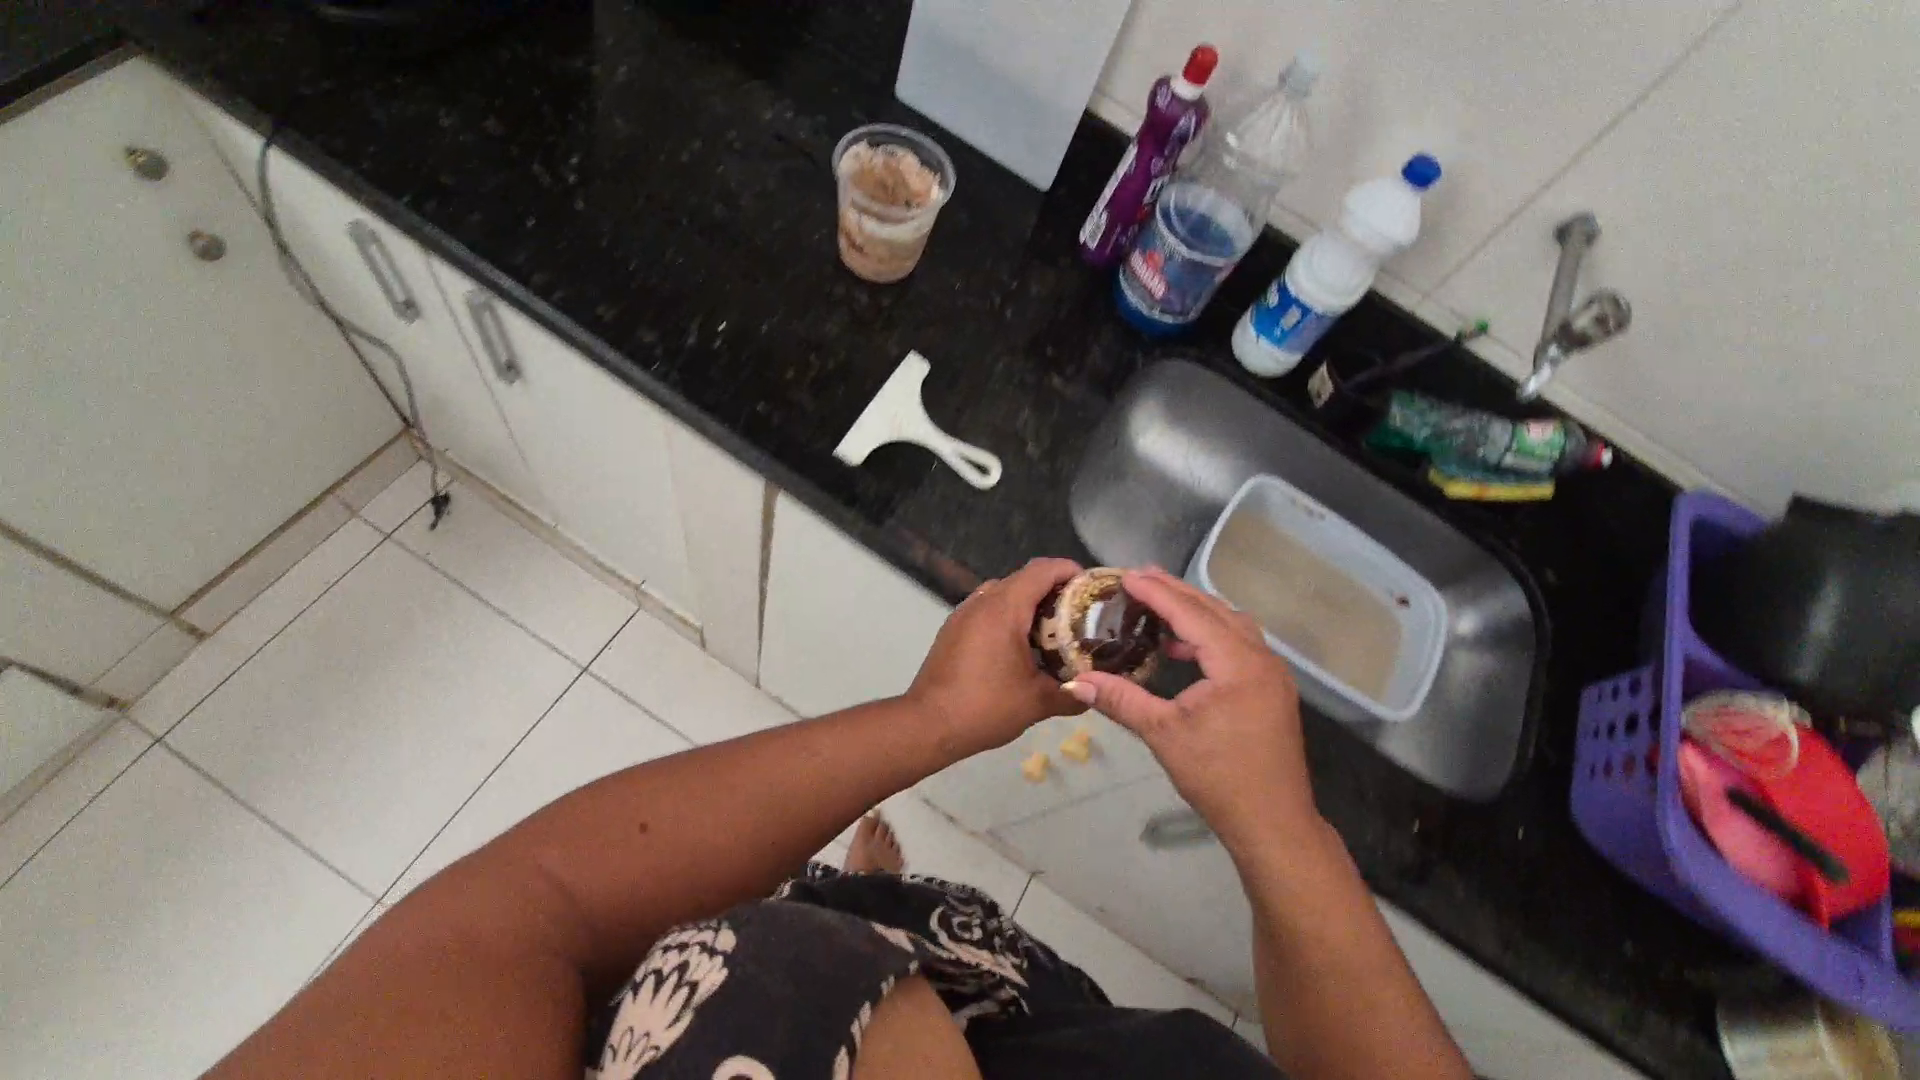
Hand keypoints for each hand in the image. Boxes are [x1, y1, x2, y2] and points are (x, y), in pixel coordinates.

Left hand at [907, 558, 1087, 752]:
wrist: (928, 724)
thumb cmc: (985, 707)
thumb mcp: (1037, 702)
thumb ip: (1071, 694)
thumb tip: (1094, 692)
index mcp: (1004, 609)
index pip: (1042, 570)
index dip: (1069, 571)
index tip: (1090, 586)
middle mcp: (981, 602)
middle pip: (1023, 578)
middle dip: (1053, 589)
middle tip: (1078, 613)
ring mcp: (962, 614)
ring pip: (1002, 593)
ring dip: (1028, 603)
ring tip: (1051, 630)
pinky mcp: (952, 630)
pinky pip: (986, 609)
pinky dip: (1006, 616)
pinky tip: (1018, 646)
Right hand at [1065, 567, 1318, 849]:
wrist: (1272, 822)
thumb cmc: (1218, 776)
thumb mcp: (1163, 734)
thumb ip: (1121, 700)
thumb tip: (1074, 682)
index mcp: (1238, 663)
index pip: (1192, 614)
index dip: (1157, 592)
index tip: (1126, 575)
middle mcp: (1261, 659)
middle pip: (1215, 611)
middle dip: (1176, 592)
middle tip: (1139, 577)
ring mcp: (1271, 674)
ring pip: (1231, 625)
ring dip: (1195, 611)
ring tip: (1158, 604)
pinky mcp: (1271, 690)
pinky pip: (1239, 645)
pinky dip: (1209, 635)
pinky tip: (1182, 648)